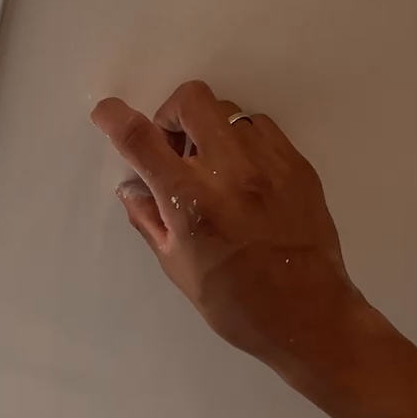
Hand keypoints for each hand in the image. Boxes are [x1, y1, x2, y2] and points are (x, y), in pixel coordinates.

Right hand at [91, 81, 382, 382]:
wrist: (309, 316)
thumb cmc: (234, 302)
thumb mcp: (176, 266)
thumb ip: (149, 218)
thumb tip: (132, 186)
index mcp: (190, 202)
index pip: (142, 140)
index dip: (116, 117)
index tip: (107, 113)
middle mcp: (229, 172)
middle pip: (191, 100)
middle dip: (172, 115)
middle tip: (176, 148)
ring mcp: (269, 164)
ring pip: (228, 112)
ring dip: (210, 131)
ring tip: (214, 168)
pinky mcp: (298, 166)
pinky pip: (261, 129)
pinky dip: (243, 142)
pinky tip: (245, 175)